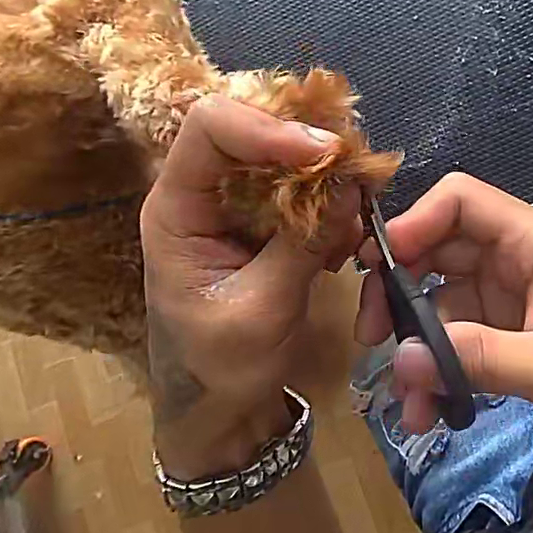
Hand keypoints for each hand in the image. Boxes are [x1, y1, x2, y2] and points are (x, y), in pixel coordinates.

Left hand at [142, 96, 364, 476]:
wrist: (222, 407)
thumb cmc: (222, 368)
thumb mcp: (263, 309)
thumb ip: (304, 243)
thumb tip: (352, 183)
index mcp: (177, 208)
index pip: (210, 127)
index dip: (266, 126)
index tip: (323, 151)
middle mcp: (204, 193)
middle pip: (253, 129)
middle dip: (307, 145)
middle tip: (354, 171)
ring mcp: (237, 206)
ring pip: (285, 156)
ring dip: (327, 176)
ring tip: (352, 217)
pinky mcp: (266, 223)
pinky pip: (304, 189)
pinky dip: (332, 203)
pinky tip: (342, 242)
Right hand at [354, 174, 532, 468]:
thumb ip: (484, 358)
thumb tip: (401, 358)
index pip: (463, 201)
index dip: (416, 223)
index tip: (379, 268)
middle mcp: (518, 261)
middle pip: (438, 249)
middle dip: (398, 289)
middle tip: (372, 337)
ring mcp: (512, 298)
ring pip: (441, 300)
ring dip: (415, 344)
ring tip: (404, 399)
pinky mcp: (512, 334)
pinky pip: (459, 340)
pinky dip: (440, 370)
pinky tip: (431, 412)